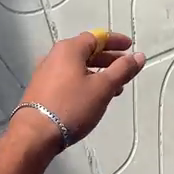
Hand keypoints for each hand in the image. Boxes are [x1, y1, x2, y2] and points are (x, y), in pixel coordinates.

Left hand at [16, 31, 144, 149]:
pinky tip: (91, 98)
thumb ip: (122, 70)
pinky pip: (67, 78)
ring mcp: (44, 73)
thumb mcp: (103, 88)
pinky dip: (83, 82)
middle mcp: (54, 56)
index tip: (130, 47)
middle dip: (108, 59)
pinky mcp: (40, 90)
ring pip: (77, 67)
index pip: (97, 37)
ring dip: (97, 73)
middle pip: (86, 51)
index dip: (115, 41)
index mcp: (69, 49)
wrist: (33, 136)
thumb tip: (139, 56)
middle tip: (124, 69)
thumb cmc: (71, 106)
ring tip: (113, 89)